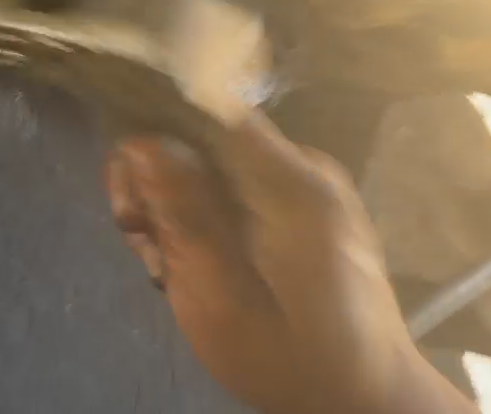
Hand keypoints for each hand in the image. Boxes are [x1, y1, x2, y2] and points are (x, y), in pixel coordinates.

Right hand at [106, 116, 473, 413]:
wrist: (366, 407)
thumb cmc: (292, 360)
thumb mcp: (220, 296)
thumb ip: (183, 214)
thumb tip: (140, 140)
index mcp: (291, 183)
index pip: (207, 106)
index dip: (150, 117)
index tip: (124, 172)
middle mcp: (297, 166)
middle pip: (193, 132)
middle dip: (149, 176)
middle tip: (137, 235)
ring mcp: (296, 181)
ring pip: (196, 155)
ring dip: (162, 198)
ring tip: (160, 255)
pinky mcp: (289, 199)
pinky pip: (217, 177)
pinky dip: (187, 208)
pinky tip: (182, 252)